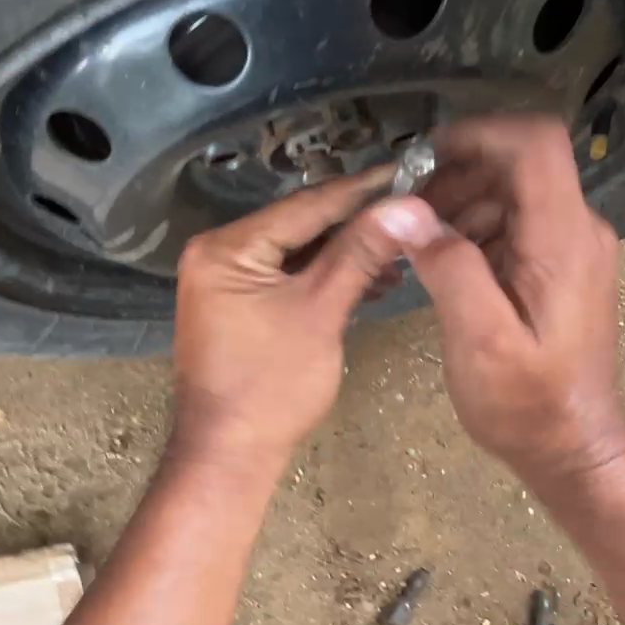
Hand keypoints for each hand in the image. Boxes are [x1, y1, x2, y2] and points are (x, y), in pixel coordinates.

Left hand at [169, 166, 403, 469]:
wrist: (230, 452)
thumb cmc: (272, 385)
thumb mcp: (320, 312)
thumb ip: (359, 253)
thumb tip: (404, 206)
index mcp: (226, 248)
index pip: (304, 207)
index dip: (358, 191)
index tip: (403, 172)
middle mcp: (216, 254)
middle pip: (298, 227)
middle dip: (355, 225)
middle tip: (408, 213)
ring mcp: (222, 281)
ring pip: (295, 254)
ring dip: (344, 256)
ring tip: (399, 256)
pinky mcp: (235, 305)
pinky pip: (284, 279)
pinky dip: (322, 280)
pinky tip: (367, 282)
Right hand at [361, 116, 624, 482]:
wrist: (574, 447)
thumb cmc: (526, 403)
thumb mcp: (479, 340)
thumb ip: (447, 267)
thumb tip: (404, 209)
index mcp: (562, 238)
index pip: (534, 144)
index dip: (477, 135)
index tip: (422, 159)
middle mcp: (577, 230)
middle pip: (518, 164)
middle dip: (457, 175)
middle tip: (406, 212)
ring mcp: (572, 249)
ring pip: (514, 192)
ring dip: (461, 202)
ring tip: (418, 240)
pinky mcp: (560, 268)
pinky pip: (516, 224)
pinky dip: (475, 229)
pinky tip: (444, 262)